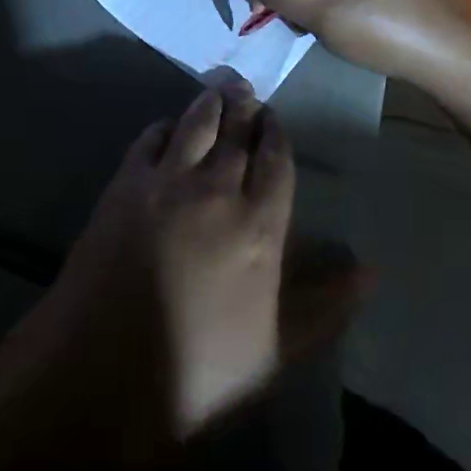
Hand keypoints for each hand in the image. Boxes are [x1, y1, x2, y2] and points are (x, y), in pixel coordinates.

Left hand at [19, 78, 363, 438]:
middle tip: (247, 87)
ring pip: (194, 124)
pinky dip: (165, 126)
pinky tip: (169, 125)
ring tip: (219, 86)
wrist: (98, 384)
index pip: (275, 159)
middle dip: (245, 106)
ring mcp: (164, 185)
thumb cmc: (200, 375)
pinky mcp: (121, 189)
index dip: (276, 133)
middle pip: (236, 132)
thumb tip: (372, 270)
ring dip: (209, 102)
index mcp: (260, 225)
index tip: (275, 117)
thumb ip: (327, 304)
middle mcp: (215, 191)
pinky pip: (149, 140)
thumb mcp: (279, 351)